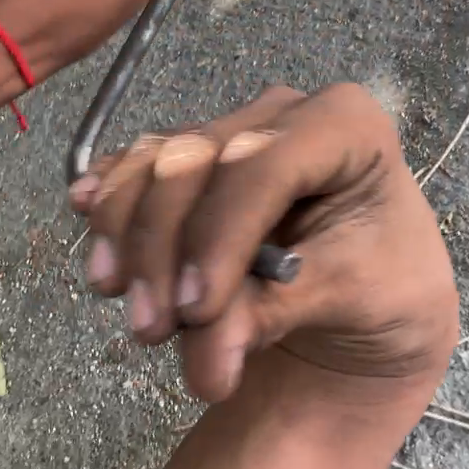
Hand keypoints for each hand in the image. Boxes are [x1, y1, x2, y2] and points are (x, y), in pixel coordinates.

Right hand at [70, 84, 459, 403]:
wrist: (368, 297)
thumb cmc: (385, 287)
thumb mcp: (354, 299)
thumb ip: (278, 312)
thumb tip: (207, 354)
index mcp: (345, 124)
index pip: (266, 166)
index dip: (221, 235)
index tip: (194, 309)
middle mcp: (280, 114)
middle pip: (197, 162)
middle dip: (162, 245)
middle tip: (149, 328)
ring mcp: (230, 132)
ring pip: (156, 164)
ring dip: (126, 230)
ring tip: (111, 292)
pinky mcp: (192, 161)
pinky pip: (140, 167)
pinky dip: (111, 195)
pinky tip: (83, 210)